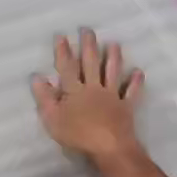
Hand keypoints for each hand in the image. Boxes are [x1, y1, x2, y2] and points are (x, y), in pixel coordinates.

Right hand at [31, 29, 145, 165]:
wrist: (109, 147)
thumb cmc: (78, 135)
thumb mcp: (53, 119)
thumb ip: (45, 98)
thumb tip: (37, 77)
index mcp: (74, 90)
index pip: (67, 67)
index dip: (63, 51)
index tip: (61, 36)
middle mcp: (94, 88)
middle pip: (91, 64)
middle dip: (88, 46)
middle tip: (88, 30)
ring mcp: (112, 96)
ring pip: (112, 72)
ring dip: (113, 57)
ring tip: (114, 44)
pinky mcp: (126, 107)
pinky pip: (132, 92)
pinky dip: (135, 82)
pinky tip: (138, 72)